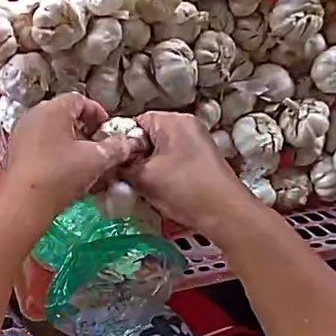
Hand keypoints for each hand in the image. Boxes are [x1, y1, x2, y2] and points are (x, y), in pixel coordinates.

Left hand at [0, 94, 144, 222]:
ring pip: (53, 134)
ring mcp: (22, 136)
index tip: (109, 129)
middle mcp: (34, 117)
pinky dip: (57, 155)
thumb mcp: (95, 160)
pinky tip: (68, 174)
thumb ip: (115, 148)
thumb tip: (128, 143)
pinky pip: (42, 148)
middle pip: (65, 116)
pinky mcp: (16, 155)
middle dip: (86, 130)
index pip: (80, 100)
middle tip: (100, 146)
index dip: (98, 113)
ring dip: (72, 145)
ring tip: (86, 163)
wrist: (23, 204)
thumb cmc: (60, 174)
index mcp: (53, 109)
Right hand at [123, 112, 271, 236]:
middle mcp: (186, 126)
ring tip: (139, 188)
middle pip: (148, 137)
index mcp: (173, 121)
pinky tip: (157, 192)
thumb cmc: (184, 189)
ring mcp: (196, 143)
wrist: (225, 214)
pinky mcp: (201, 162)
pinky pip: (173, 162)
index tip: (112, 163)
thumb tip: (110, 164)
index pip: (135, 122)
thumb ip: (123, 166)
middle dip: (134, 158)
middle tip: (122, 178)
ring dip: (148, 169)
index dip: (121, 142)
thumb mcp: (145, 177)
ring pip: (160, 152)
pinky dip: (162, 175)